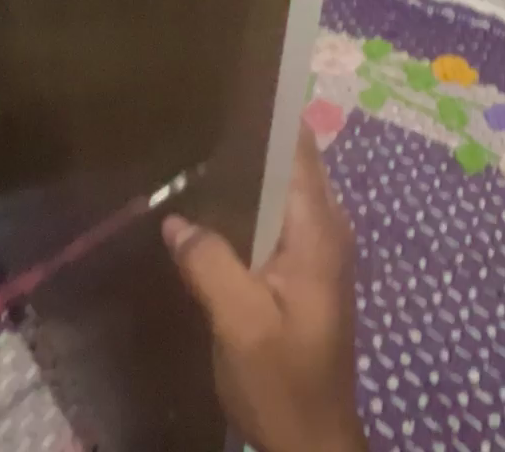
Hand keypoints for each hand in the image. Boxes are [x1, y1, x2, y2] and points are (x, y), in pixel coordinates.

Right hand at [163, 126, 365, 451]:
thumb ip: (209, 262)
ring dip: (249, 175)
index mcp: (319, 230)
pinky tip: (215, 207)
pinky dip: (251, 205)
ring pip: (284, 192)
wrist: (313, 443)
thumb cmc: (282, 381)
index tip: (233, 88)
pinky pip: (279, 219)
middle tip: (200, 119)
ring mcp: (320, 250)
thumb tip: (176, 218)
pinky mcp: (307, 270)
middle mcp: (327, 229)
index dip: (272, 115)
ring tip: (200, 151)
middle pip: (292, 165)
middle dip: (252, 141)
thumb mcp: (238, 322)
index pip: (300, 151)